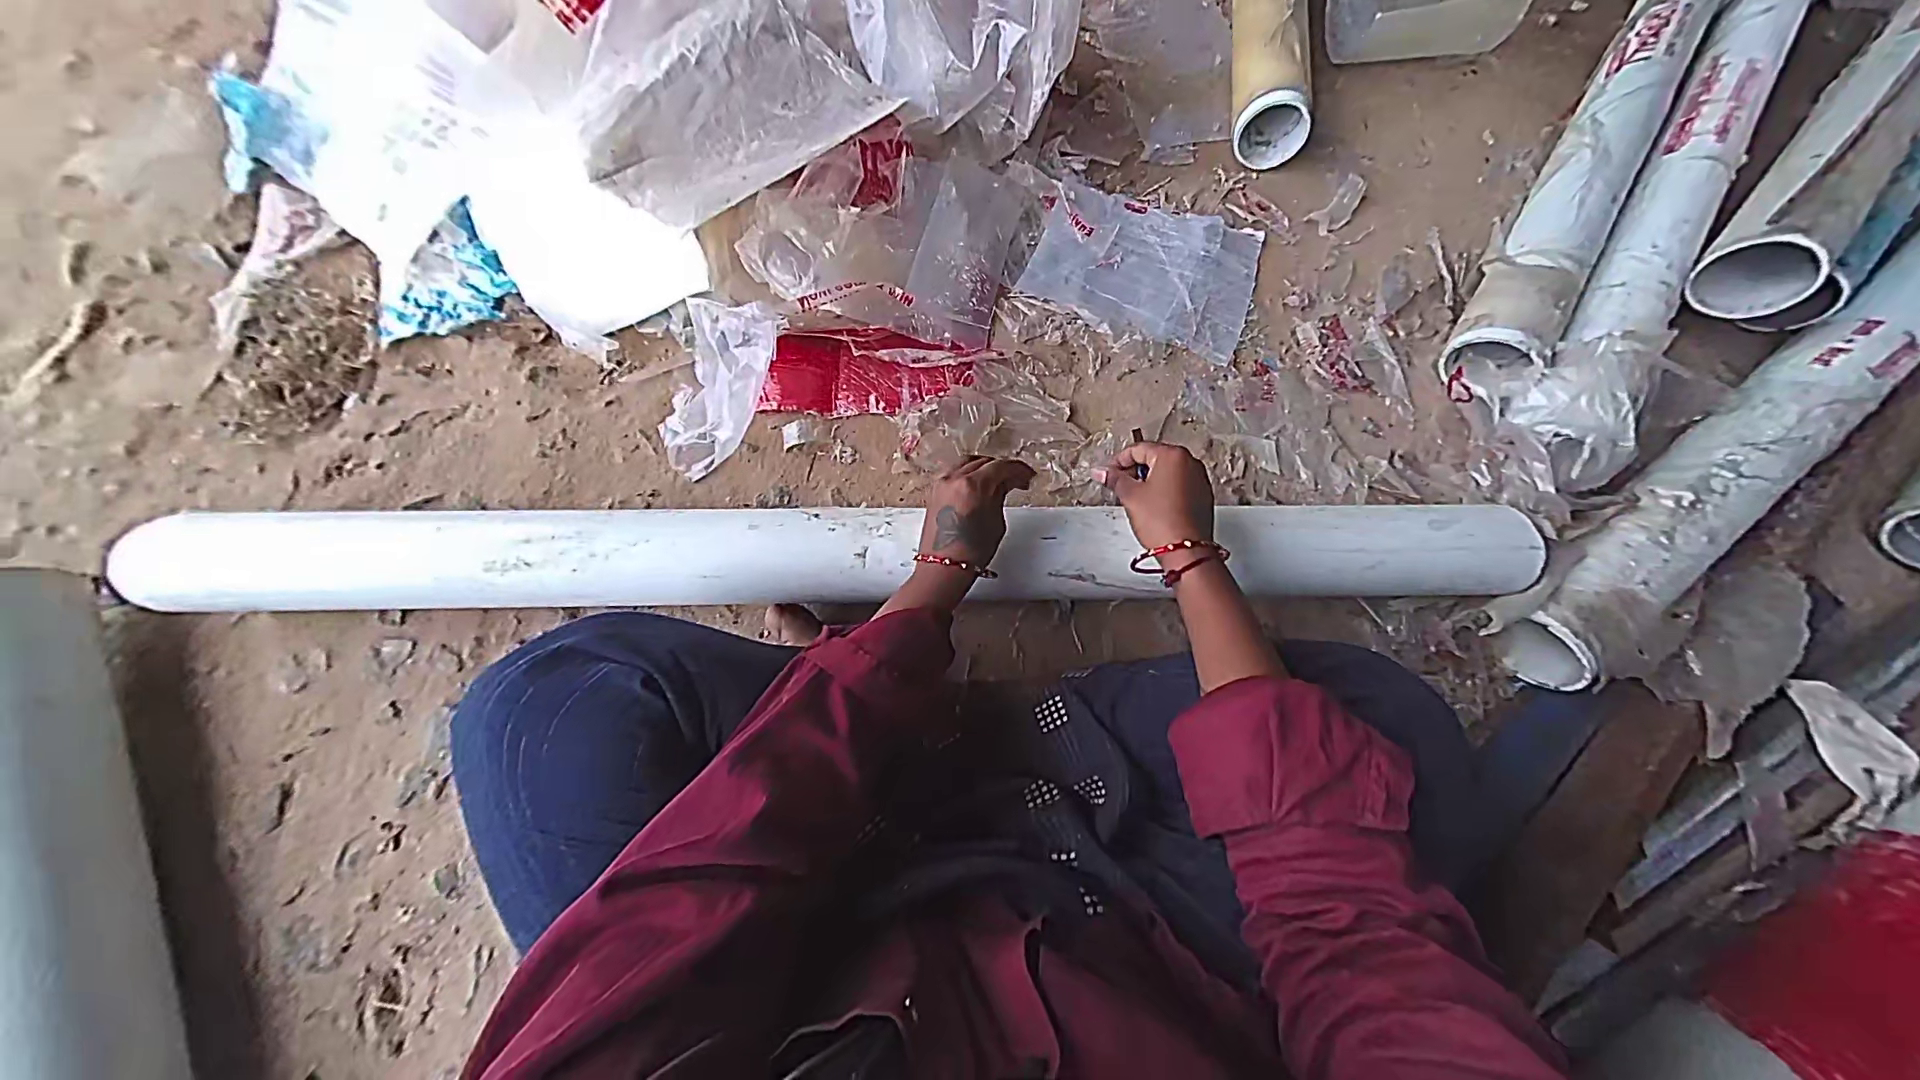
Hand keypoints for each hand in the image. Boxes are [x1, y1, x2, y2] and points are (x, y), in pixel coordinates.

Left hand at [917, 456, 1036, 565]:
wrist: (943, 567)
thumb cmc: (969, 552)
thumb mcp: (996, 521)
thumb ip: (1000, 495)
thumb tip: (1005, 483)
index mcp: (974, 485)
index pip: (1001, 466)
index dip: (1019, 469)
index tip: (1027, 475)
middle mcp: (955, 479)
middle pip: (984, 462)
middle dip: (1002, 468)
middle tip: (1016, 479)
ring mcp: (942, 484)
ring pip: (968, 463)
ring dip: (985, 468)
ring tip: (997, 481)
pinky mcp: (935, 491)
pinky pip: (955, 472)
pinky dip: (969, 474)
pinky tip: (979, 485)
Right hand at [1096, 442, 1214, 553]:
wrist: (1185, 550)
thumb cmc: (1162, 522)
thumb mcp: (1130, 496)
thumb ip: (1114, 479)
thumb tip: (1102, 472)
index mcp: (1172, 456)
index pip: (1139, 449)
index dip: (1119, 461)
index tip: (1110, 473)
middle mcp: (1190, 463)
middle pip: (1155, 458)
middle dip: (1135, 471)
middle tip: (1121, 486)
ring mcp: (1199, 479)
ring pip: (1168, 472)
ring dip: (1150, 481)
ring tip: (1137, 499)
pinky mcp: (1203, 496)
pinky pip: (1179, 486)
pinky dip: (1164, 491)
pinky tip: (1154, 507)